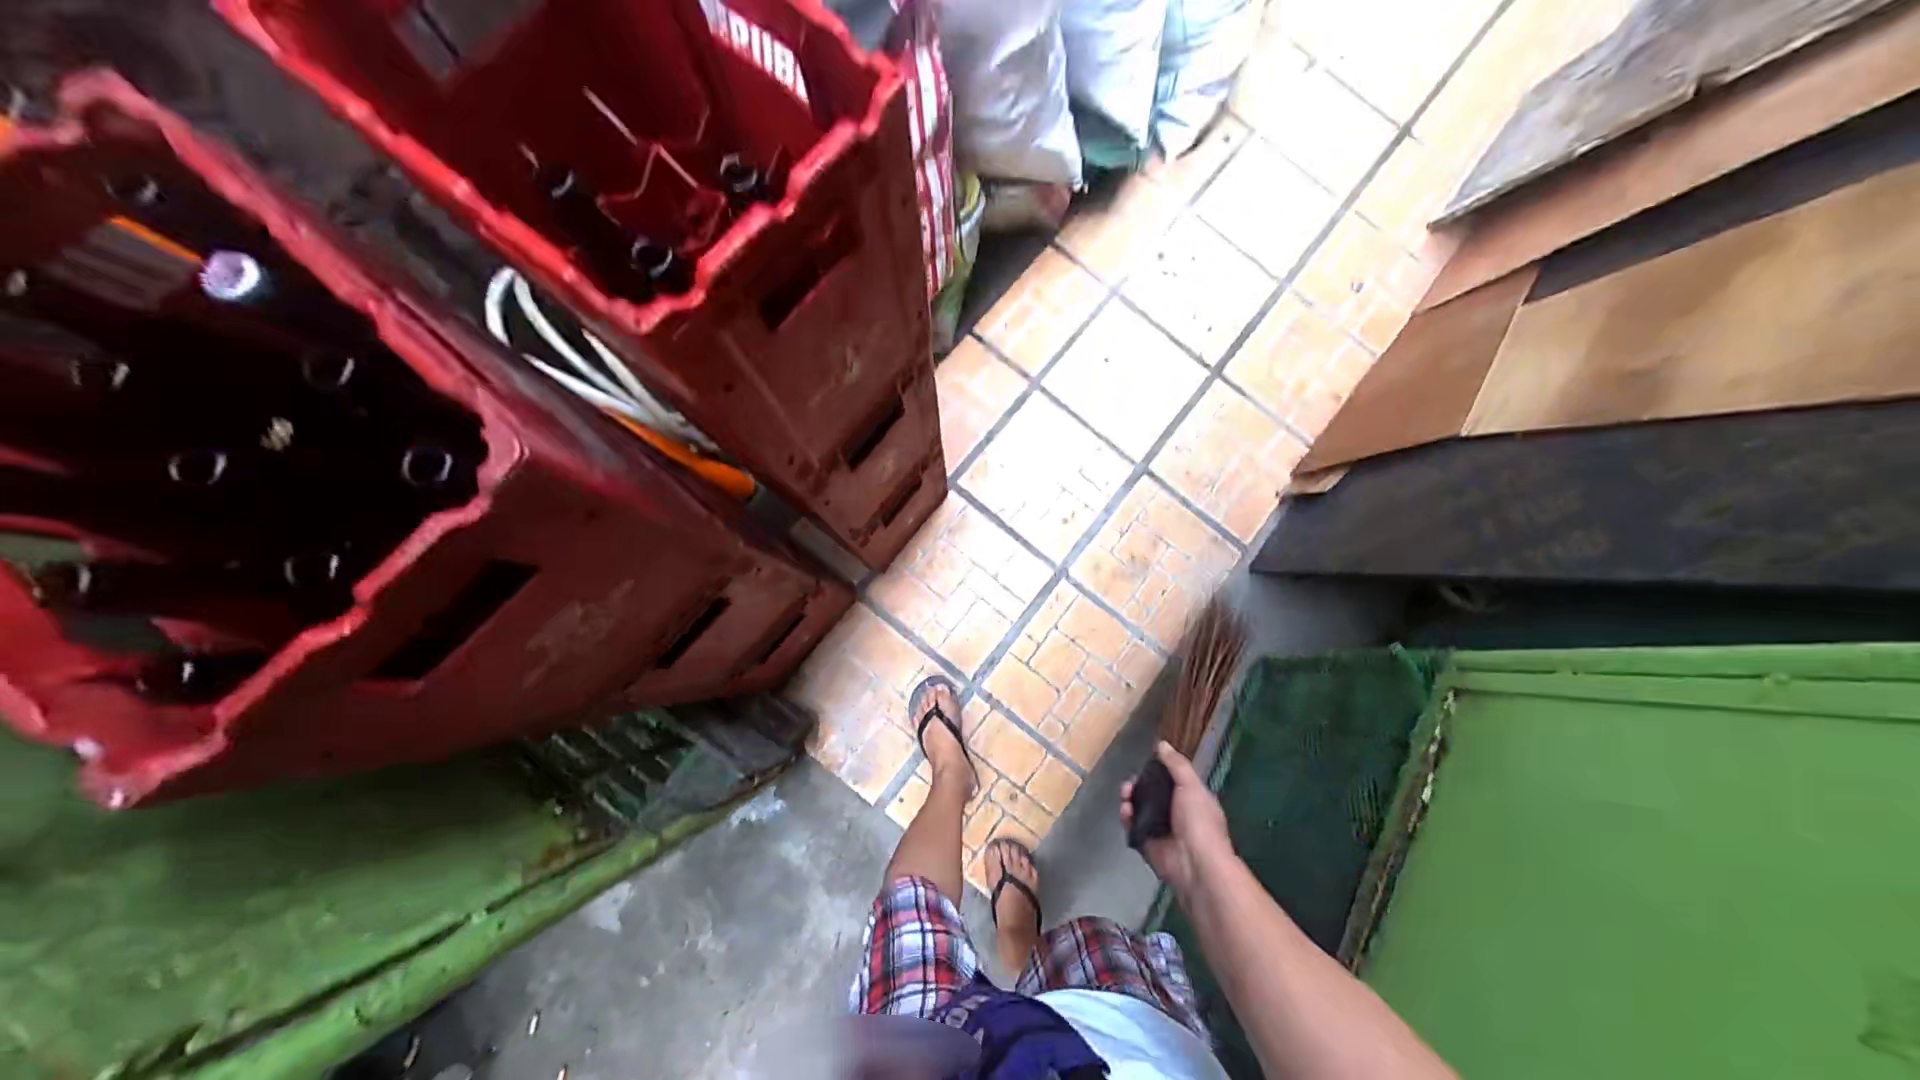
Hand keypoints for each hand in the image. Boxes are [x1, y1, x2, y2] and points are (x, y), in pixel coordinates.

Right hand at [1120, 741, 1233, 895]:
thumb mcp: (1191, 786)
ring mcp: (1161, 830)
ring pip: (1140, 809)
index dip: (1157, 771)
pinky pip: (1133, 827)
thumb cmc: (1199, 821)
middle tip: (1129, 783)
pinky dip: (1127, 818)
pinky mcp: (1148, 844)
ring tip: (1125, 795)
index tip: (1145, 764)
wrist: (1195, 864)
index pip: (1172, 780)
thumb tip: (1162, 744)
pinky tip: (1126, 811)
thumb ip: (1176, 764)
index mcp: (1192, 799)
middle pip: (1152, 794)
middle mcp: (1177, 813)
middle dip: (1138, 785)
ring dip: (1130, 800)